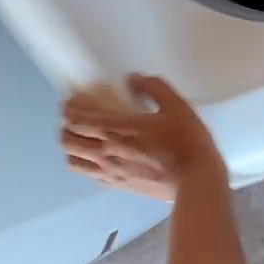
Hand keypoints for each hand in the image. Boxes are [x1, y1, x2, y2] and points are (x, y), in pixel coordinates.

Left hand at [62, 75, 227, 200]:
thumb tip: (133, 78)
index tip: (76, 98)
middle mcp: (105, 151)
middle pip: (67, 140)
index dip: (69, 107)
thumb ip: (154, 88)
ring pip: (72, 160)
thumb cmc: (188, 141)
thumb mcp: (178, 106)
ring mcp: (109, 171)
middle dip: (66, 125)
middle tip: (79, 116)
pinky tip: (100, 156)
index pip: (76, 118)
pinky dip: (86, 163)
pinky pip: (88, 174)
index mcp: (116, 129)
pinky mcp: (117, 185)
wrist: (196, 181)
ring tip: (84, 137)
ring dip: (72, 146)